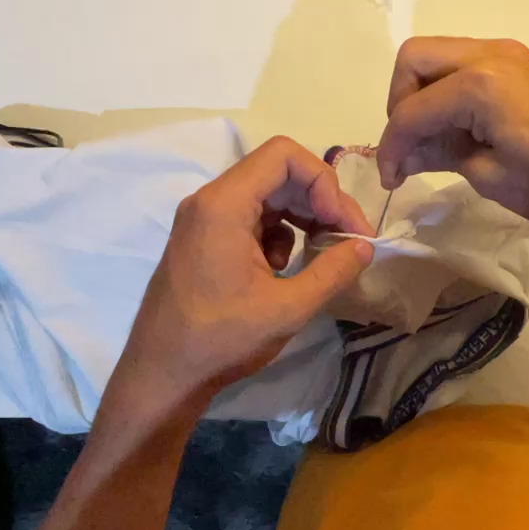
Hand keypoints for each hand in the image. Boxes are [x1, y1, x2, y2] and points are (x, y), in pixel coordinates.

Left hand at [108, 137, 373, 413]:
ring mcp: (205, 221)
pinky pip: (253, 219)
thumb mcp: (288, 308)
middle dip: (321, 202)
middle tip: (349, 241)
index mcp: (224, 205)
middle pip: (279, 173)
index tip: (342, 224)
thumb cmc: (221, 339)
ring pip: (268, 196)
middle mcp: (210, 202)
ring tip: (324, 256)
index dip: (325, 182)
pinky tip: (287, 270)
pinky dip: (281, 235)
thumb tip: (364, 247)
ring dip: (304, 218)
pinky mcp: (205, 241)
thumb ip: (332, 271)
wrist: (164, 374)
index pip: (285, 155)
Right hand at [376, 37, 528, 232]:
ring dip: (423, 95)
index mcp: (480, 84)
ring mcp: (507, 54)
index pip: (412, 109)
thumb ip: (440, 156)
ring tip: (431, 144)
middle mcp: (490, 54)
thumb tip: (403, 157)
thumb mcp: (488, 177)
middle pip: (415, 60)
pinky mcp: (520, 65)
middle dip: (400, 104)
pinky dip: (449, 92)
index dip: (392, 146)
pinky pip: (465, 66)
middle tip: (409, 148)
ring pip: (438, 57)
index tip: (390, 179)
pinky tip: (457, 130)